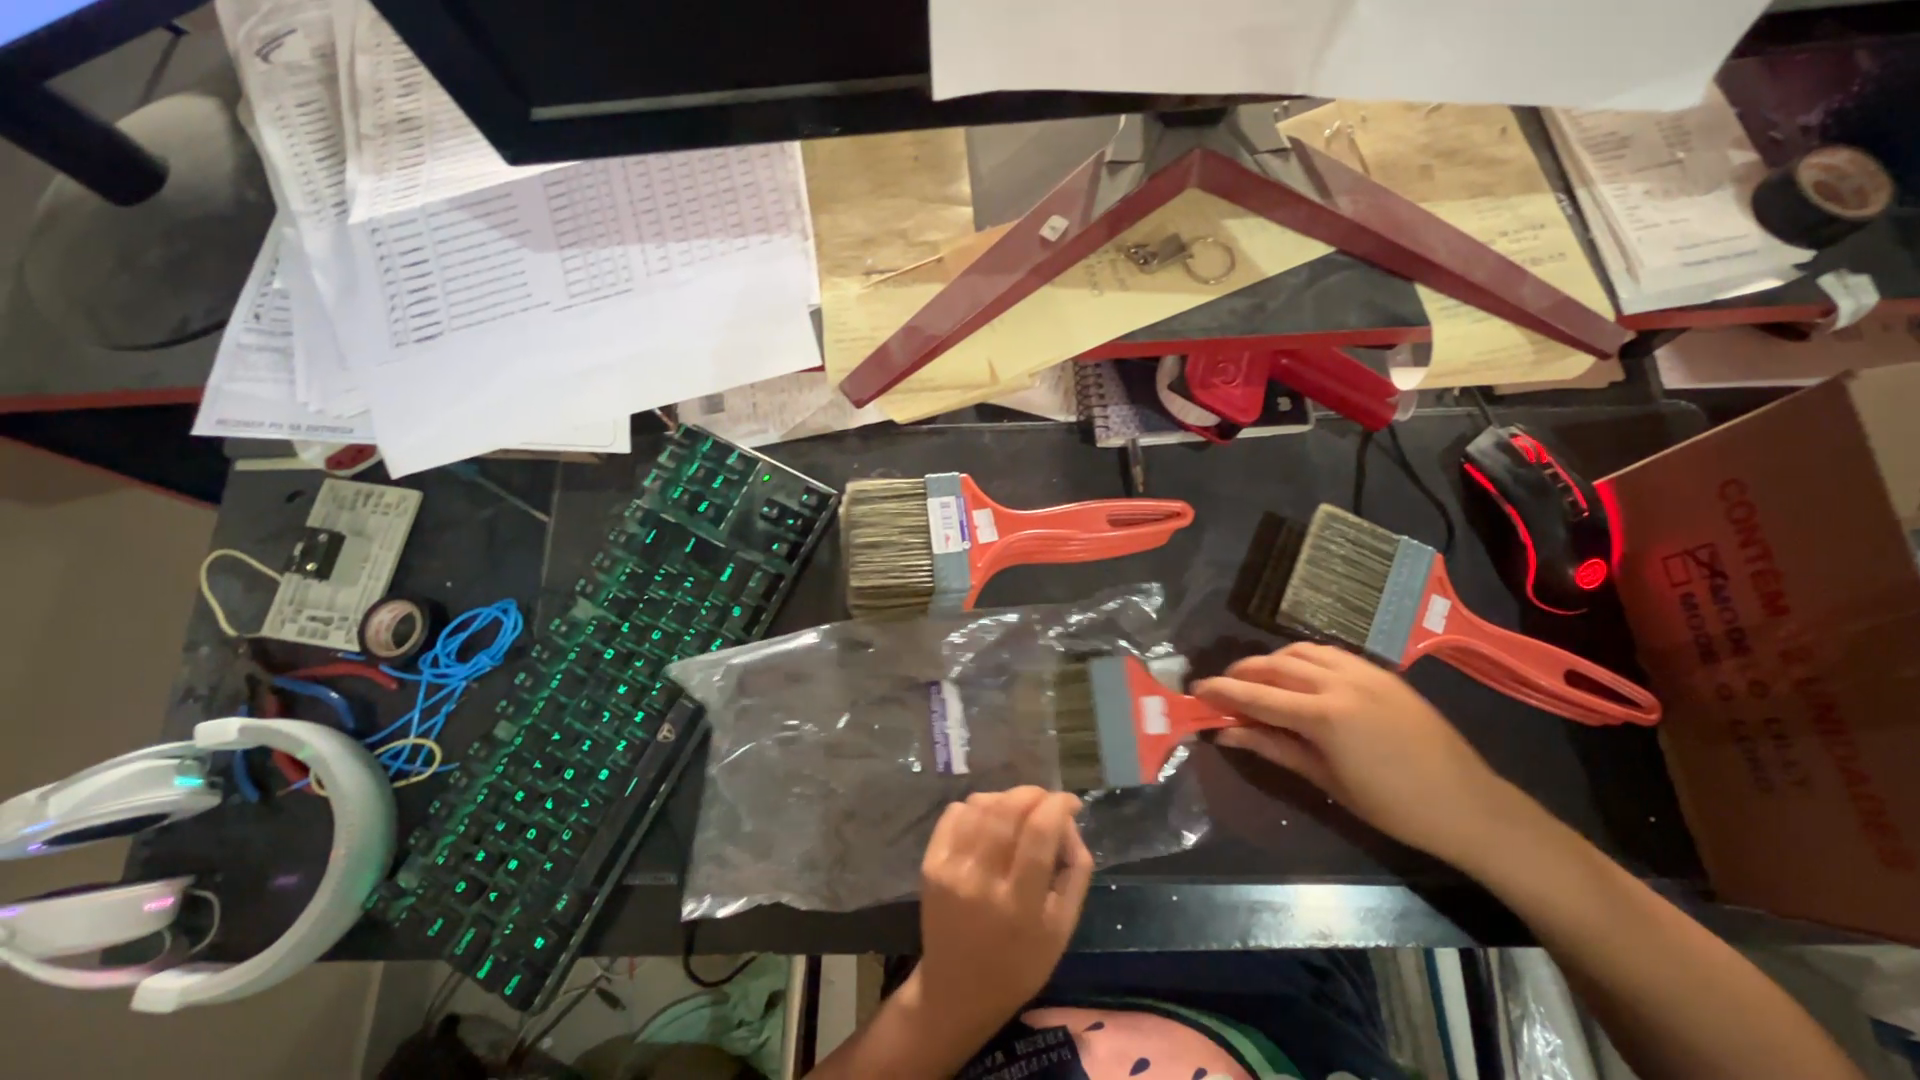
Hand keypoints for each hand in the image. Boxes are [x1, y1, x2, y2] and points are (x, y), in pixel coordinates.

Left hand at [914, 787, 1093, 1033]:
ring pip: (980, 806)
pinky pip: (954, 815)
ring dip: (1007, 797)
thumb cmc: (1020, 963)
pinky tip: (990, 820)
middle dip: (1034, 794)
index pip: (1039, 832)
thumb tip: (1068, 823)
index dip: (1059, 805)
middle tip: (1047, 802)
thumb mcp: (1062, 928)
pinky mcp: (930, 866)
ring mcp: (951, 871)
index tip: (1071, 803)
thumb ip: (1074, 872)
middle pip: (1008, 810)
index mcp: (1020, 904)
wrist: (958, 990)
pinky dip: (977, 807)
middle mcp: (981, 882)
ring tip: (1020, 810)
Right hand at [1193, 643, 1523, 864]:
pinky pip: (1331, 654)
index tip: (1194, 692)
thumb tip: (1227, 733)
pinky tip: (1298, 677)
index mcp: (1324, 715)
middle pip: (1274, 665)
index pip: (1256, 695)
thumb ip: (1274, 748)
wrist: (1466, 804)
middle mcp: (1340, 682)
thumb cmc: (1391, 805)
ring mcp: (1365, 672)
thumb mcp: (1325, 781)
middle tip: (1220, 689)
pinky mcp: (1383, 673)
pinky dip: (1304, 659)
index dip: (1221, 693)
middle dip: (1241, 673)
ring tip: (1255, 681)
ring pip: (1301, 652)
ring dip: (1271, 661)